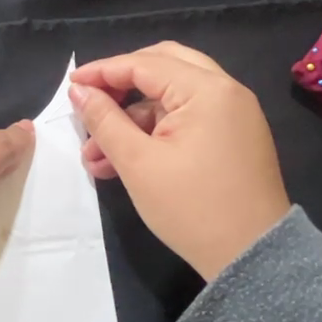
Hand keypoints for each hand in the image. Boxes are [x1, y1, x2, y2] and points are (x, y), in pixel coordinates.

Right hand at [68, 42, 289, 280]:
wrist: (251, 258)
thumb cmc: (191, 208)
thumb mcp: (137, 163)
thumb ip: (104, 119)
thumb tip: (79, 90)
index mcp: (207, 90)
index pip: (144, 64)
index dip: (102, 72)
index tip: (70, 86)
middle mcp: (225, 91)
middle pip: (163, 66)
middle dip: (122, 83)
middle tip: (91, 102)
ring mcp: (233, 114)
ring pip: (172, 95)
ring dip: (133, 115)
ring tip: (94, 152)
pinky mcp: (233, 137)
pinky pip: (187, 117)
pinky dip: (155, 129)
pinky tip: (122, 160)